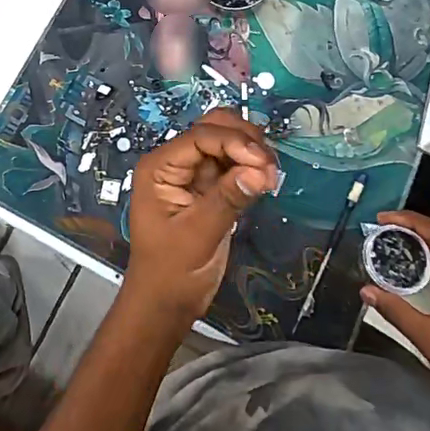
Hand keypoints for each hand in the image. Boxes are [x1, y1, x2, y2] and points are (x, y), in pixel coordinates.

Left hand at [123, 109, 277, 322]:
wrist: (166, 301)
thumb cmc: (171, 270)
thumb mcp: (197, 235)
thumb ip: (227, 200)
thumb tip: (259, 171)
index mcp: (159, 167)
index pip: (199, 137)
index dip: (233, 142)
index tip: (263, 161)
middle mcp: (174, 162)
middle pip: (213, 129)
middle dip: (244, 140)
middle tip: (269, 167)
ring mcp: (193, 173)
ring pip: (227, 142)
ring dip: (251, 151)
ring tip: (270, 175)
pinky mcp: (210, 187)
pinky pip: (233, 164)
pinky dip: (251, 166)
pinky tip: (265, 180)